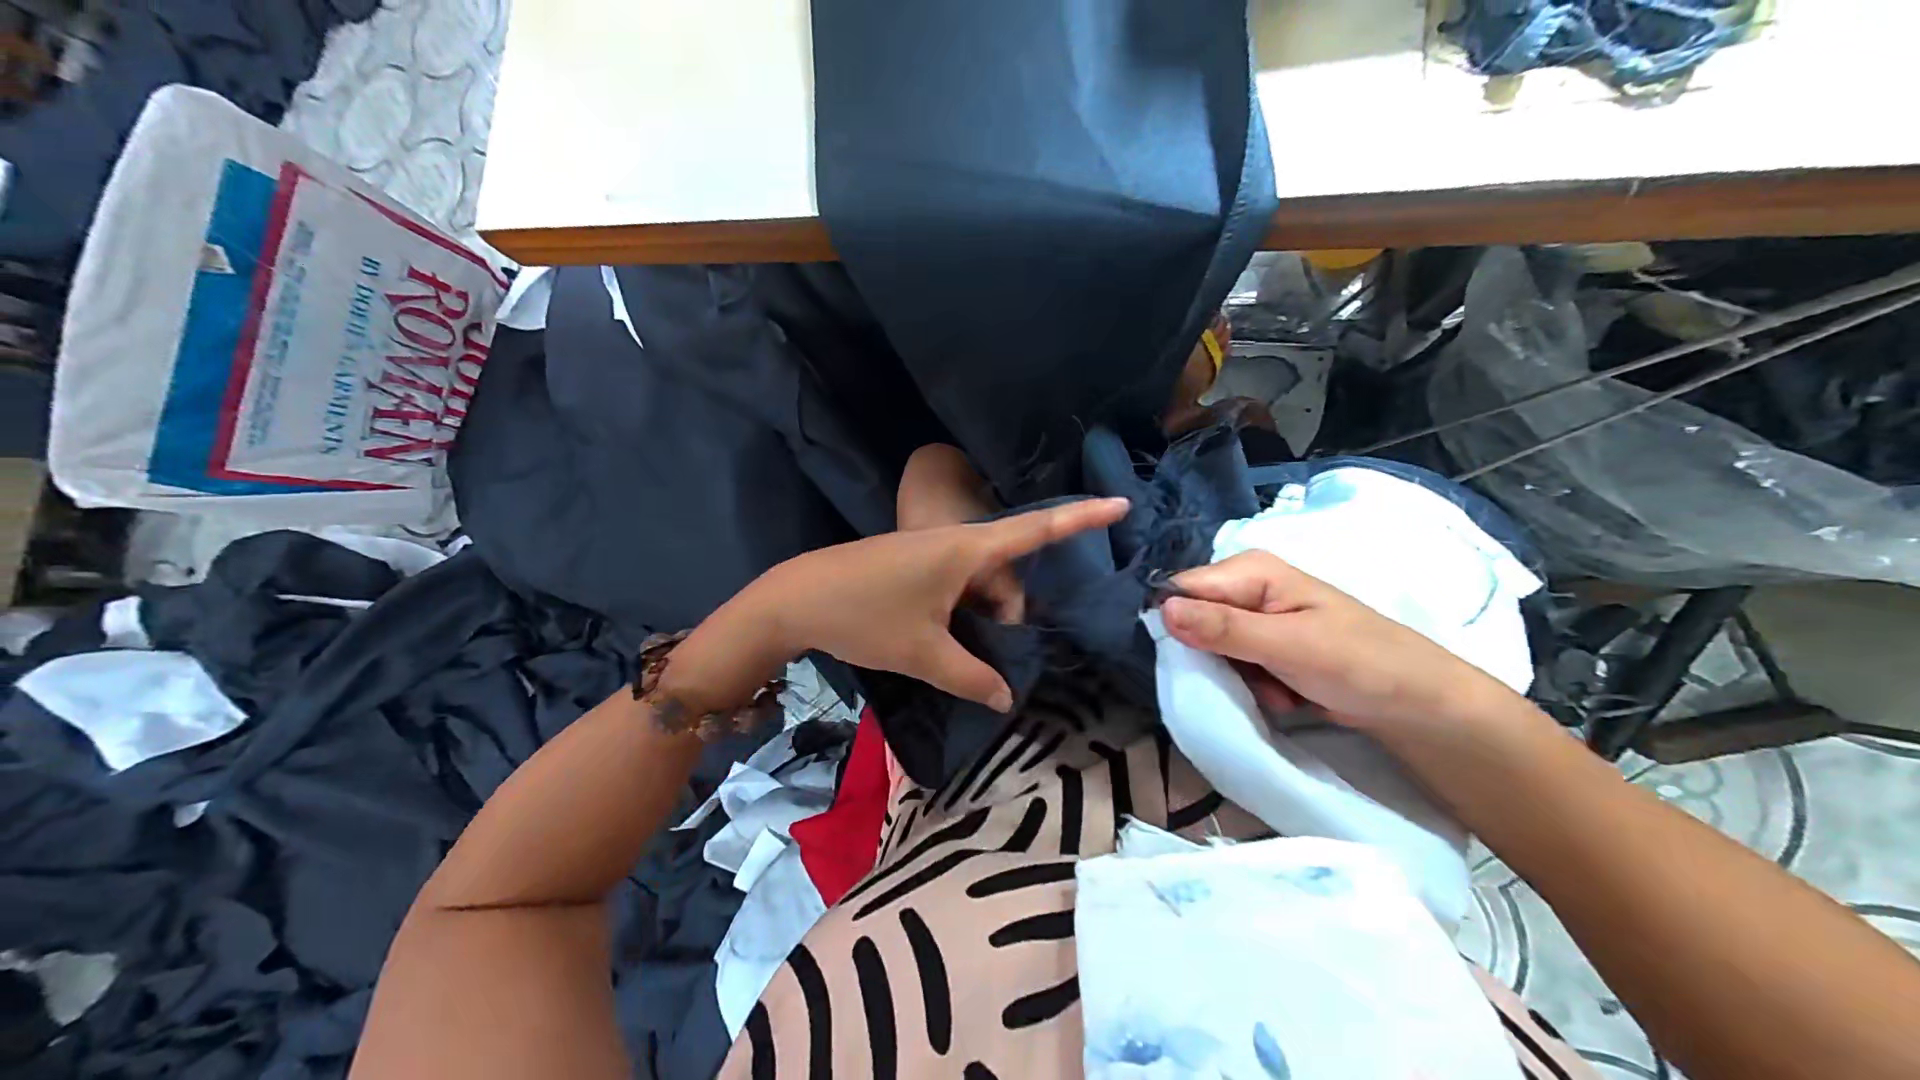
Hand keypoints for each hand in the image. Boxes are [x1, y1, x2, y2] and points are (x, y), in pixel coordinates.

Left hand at [667, 497, 1130, 713]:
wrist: (792, 600)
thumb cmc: (863, 617)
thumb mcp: (923, 653)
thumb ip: (972, 677)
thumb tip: (1007, 698)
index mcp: (965, 549)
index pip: (1037, 528)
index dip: (1081, 518)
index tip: (1121, 504)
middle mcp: (953, 542)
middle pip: (1005, 575)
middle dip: (1004, 616)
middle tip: (978, 657)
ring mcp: (930, 552)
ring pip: (978, 585)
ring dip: (977, 619)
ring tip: (944, 651)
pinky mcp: (912, 564)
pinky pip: (953, 584)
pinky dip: (955, 612)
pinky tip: (932, 638)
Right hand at [1160, 551, 1521, 733]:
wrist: (1417, 703)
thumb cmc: (1359, 663)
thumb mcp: (1288, 645)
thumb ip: (1224, 628)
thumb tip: (1161, 610)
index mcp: (1250, 569)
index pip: (1181, 589)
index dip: (1177, 624)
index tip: (1193, 658)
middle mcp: (1247, 586)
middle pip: (1192, 619)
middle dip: (1213, 655)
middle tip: (1250, 675)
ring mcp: (1257, 617)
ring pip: (1210, 647)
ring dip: (1235, 675)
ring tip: (1275, 688)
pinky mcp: (1266, 645)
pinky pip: (1232, 664)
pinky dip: (1252, 685)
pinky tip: (1284, 694)